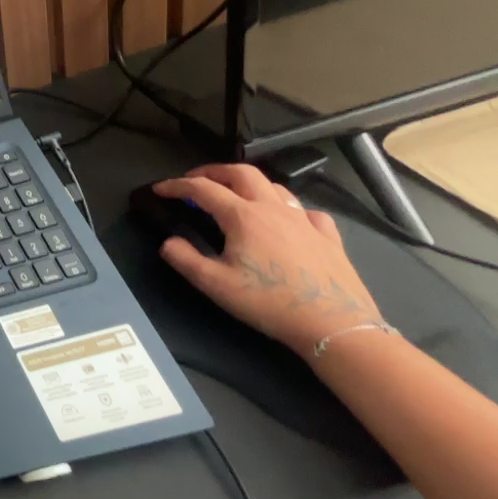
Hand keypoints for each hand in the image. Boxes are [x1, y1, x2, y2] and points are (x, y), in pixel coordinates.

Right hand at [153, 164, 380, 355]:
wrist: (337, 327)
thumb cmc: (270, 303)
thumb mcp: (213, 284)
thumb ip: (183, 258)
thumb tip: (169, 241)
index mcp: (243, 217)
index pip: (201, 188)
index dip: (175, 185)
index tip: (159, 190)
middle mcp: (274, 210)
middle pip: (241, 173)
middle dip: (213, 171)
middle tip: (195, 181)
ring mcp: (306, 222)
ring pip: (274, 187)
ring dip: (248, 185)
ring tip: (235, 197)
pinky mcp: (330, 238)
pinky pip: (306, 211)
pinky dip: (288, 209)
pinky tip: (286, 222)